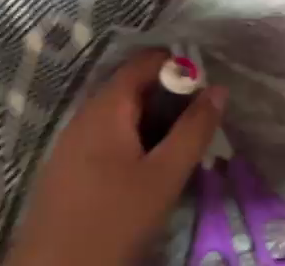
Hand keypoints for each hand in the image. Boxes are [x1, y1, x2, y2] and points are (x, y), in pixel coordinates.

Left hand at [3, 50, 226, 265]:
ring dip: (152, 123)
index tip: (205, 94)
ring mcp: (71, 143)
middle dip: (169, 99)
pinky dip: (131, 142)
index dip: (180, 67)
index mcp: (107, 107)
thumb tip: (218, 89)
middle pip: (133, 86)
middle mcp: (84, 115)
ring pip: (120, 115)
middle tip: (196, 127)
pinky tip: (145, 174)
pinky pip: (105, 138)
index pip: (147, 61)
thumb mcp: (164, 177)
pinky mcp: (65, 170)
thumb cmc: (112, 223)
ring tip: (176, 152)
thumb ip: (194, 130)